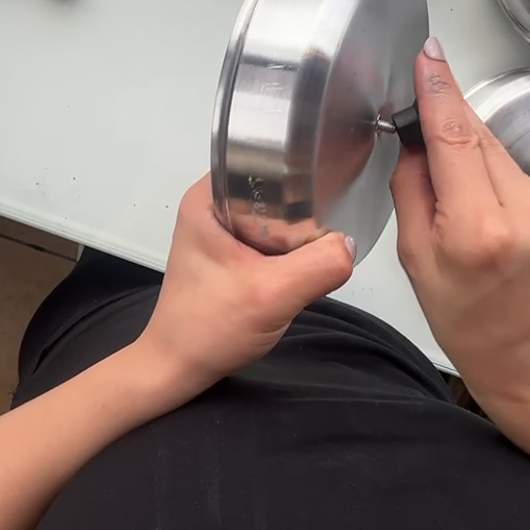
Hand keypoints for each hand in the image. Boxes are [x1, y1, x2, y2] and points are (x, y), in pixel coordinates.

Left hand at [137, 176, 355, 393]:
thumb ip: (319, 266)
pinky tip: (303, 265)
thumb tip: (349, 245)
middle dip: (306, 209)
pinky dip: (290, 252)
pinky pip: (273, 239)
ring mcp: (221, 231)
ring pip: (279, 217)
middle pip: (277, 189)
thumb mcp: (272, 295)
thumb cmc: (208, 328)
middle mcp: (212, 205)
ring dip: (299, 235)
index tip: (332, 192)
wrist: (179, 368)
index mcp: (207, 197)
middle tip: (330, 229)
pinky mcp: (232, 254)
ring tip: (318, 249)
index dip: (302, 175)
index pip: (266, 162)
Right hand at [390, 40, 529, 406]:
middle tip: (418, 106)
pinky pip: (516, 172)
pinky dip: (491, 173)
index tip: (429, 56)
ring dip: (468, 152)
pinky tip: (479, 203)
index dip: (439, 92)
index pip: (455, 139)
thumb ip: (414, 192)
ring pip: (498, 153)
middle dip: (447, 118)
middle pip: (479, 138)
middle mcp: (525, 214)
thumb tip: (415, 142)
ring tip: (449, 193)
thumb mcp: (416, 261)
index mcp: (478, 230)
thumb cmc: (469, 323)